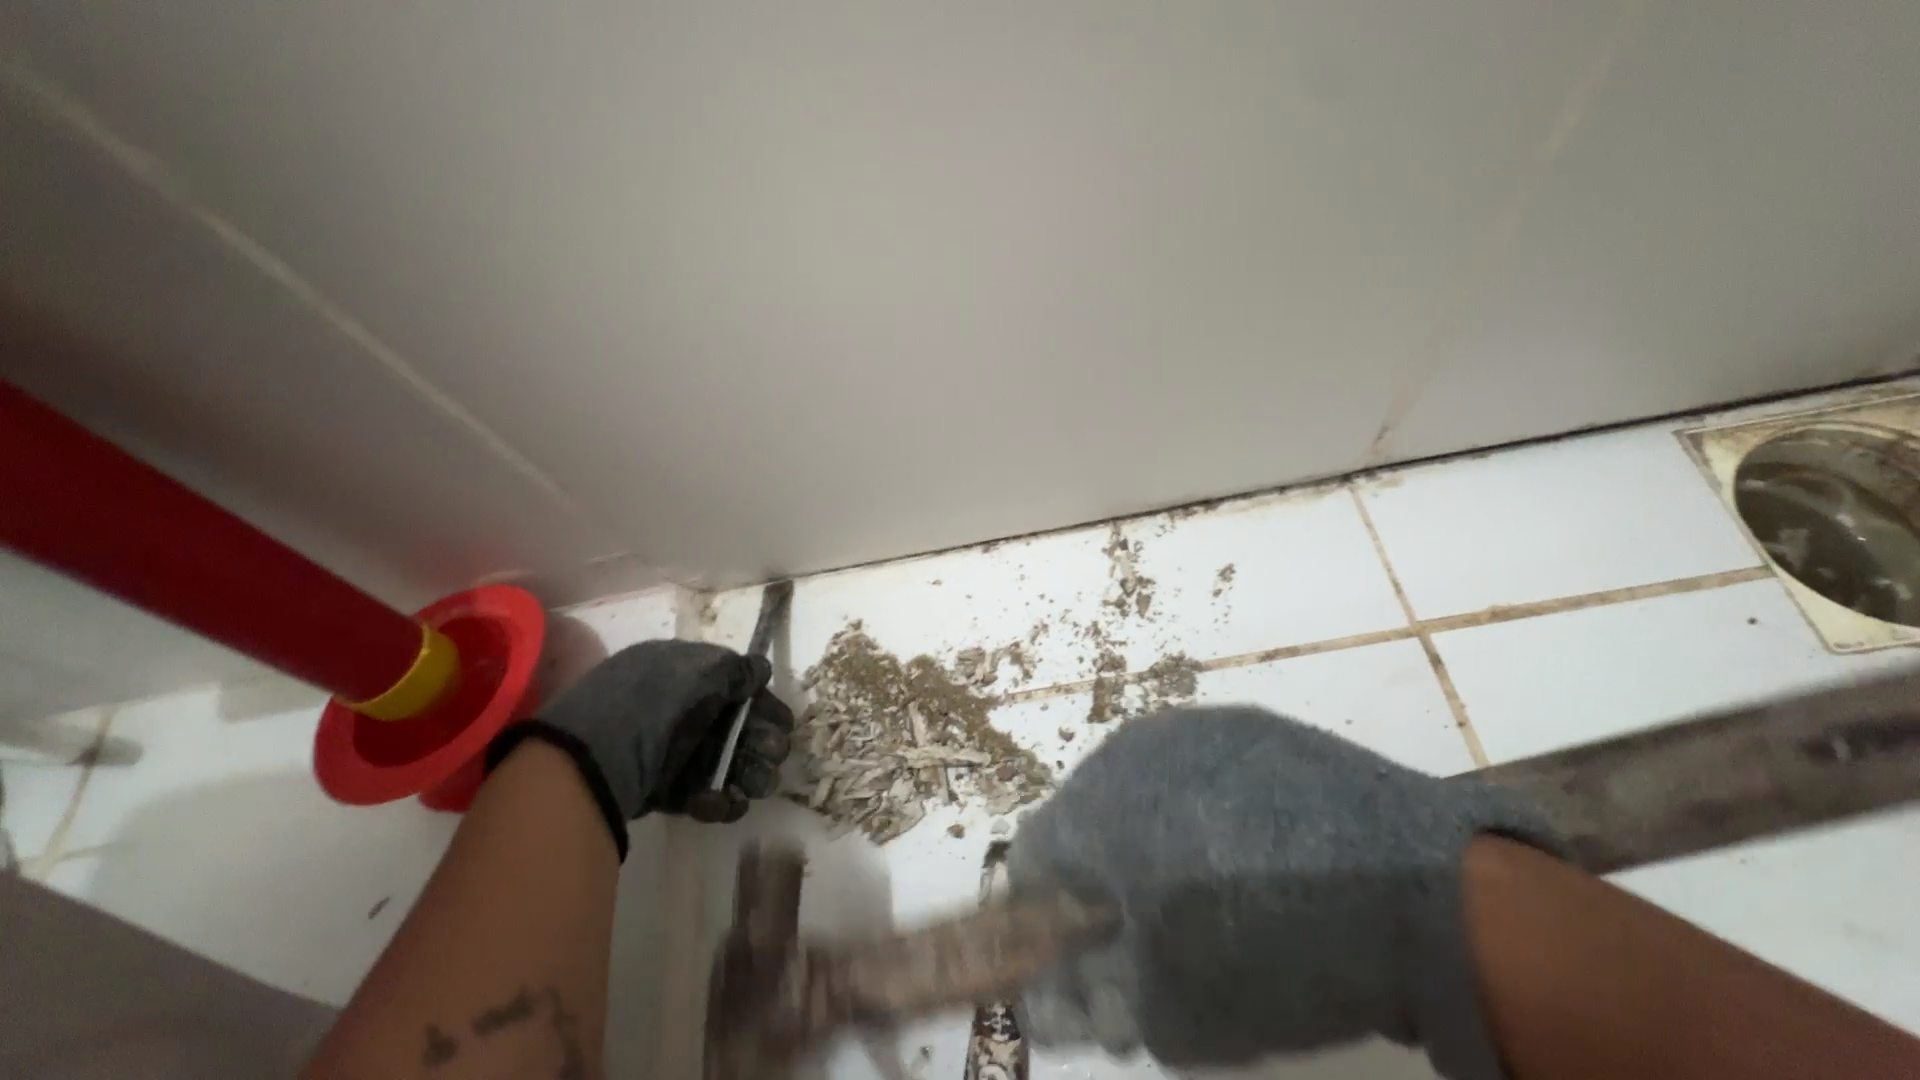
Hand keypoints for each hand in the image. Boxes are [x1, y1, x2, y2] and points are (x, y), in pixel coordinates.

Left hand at [489, 640, 793, 853]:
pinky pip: (705, 793)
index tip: (781, 723)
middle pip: (738, 728)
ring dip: (748, 774)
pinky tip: (717, 802)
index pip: (736, 688)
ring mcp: (673, 752)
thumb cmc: (651, 704)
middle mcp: (681, 710)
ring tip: (752, 785)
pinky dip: (718, 801)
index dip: (762, 705)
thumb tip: (760, 669)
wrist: (595, 759)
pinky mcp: (666, 791)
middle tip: (770, 754)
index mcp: (683, 675)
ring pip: (727, 764)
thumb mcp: (698, 670)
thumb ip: (736, 670)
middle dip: (761, 742)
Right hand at [1008, 707, 1557, 1079]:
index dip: (1044, 918)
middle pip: (1088, 817)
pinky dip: (1205, 816)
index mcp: (1094, 804)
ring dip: (1152, 843)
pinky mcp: (1259, 728)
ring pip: (1145, 790)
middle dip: (1101, 879)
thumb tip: (1052, 1004)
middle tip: (1147, 936)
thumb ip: (1090, 1002)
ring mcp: (1200, 729)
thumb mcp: (1164, 1009)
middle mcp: (1133, 749)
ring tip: (1208, 896)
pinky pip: (1202, 774)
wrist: (1415, 893)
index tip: (1079, 960)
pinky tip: (1256, 859)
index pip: (1032, 857)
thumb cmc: (1263, 952)